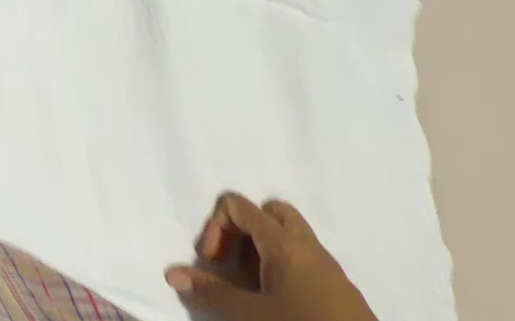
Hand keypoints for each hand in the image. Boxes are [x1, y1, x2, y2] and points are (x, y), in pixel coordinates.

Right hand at [164, 193, 377, 320]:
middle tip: (235, 259)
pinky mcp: (343, 293)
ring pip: (292, 237)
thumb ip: (212, 292)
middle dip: (246, 228)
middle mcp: (309, 247)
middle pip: (273, 211)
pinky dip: (285, 269)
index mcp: (285, 244)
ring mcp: (331, 270)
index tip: (213, 261)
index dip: (216, 226)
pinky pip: (307, 262)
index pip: (239, 205)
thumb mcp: (252, 316)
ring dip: (265, 249)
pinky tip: (279, 301)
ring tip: (253, 285)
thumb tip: (172, 274)